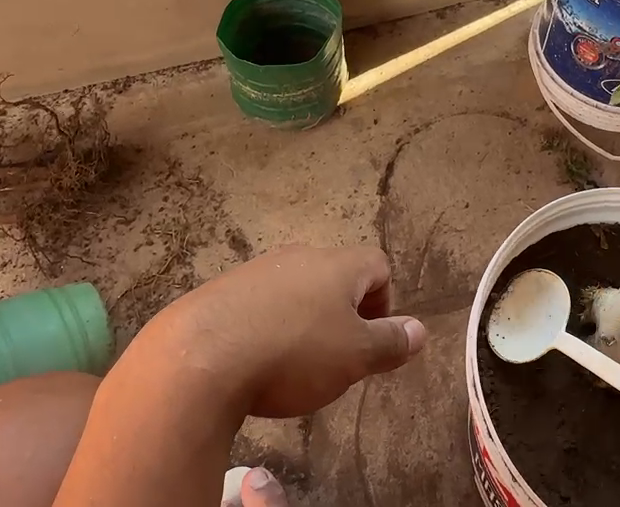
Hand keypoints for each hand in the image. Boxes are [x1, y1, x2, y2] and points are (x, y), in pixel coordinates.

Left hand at [141, 245, 426, 417]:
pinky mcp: (221, 290)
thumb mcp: (354, 357)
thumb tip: (420, 329)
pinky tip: (252, 361)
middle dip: (341, 313)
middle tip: (335, 356)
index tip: (371, 340)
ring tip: (291, 363)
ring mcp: (257, 269)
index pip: (378, 265)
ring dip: (302, 318)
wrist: (199, 358)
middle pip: (336, 275)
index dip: (384, 301)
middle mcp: (300, 256)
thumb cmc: (293, 355)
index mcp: (339, 264)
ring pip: (295, 288)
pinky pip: (257, 302)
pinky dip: (264, 326)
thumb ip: (390, 343)